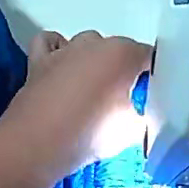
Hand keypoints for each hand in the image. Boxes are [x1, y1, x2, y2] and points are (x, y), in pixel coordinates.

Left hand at [0, 29, 150, 180]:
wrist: (38, 143)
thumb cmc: (92, 133)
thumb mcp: (133, 128)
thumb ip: (141, 111)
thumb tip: (137, 110)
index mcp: (123, 54)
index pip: (149, 58)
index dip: (150, 79)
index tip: (147, 99)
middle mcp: (94, 43)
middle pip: (117, 50)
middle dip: (120, 71)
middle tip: (118, 102)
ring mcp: (64, 49)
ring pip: (86, 45)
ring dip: (91, 62)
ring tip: (88, 91)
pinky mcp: (38, 61)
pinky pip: (50, 43)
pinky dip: (57, 51)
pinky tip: (60, 70)